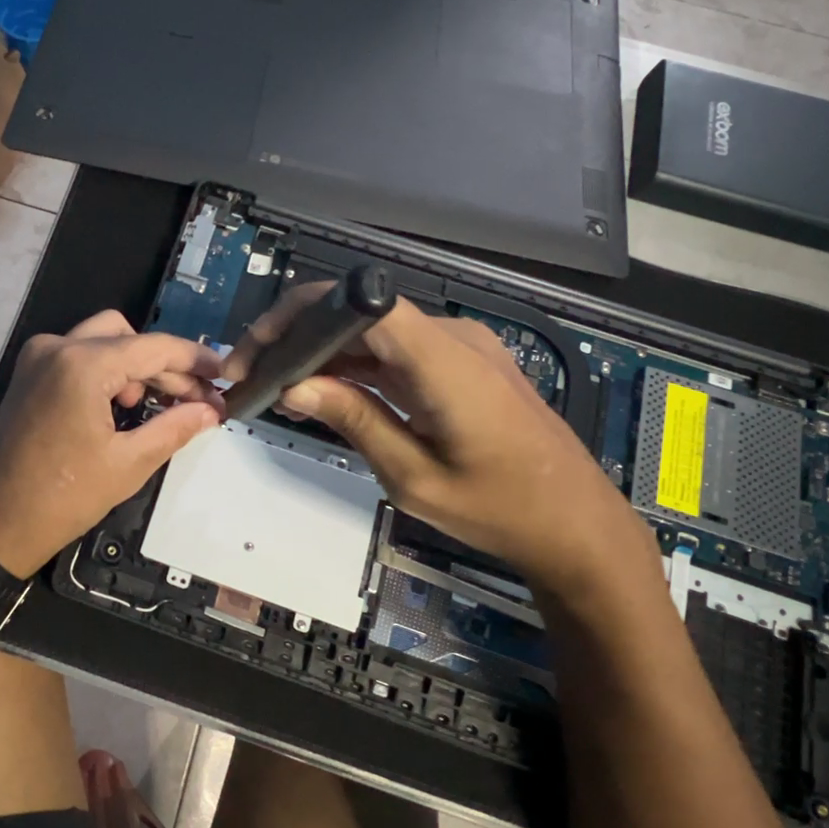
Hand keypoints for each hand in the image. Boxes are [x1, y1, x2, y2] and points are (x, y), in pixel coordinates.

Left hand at [0, 311, 224, 577]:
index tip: (223, 372)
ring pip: (102, 341)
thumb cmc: (63, 498)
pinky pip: (78, 357)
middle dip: (165, 365)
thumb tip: (210, 411)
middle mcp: (57, 347)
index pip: (152, 348)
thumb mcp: (128, 464)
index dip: (193, 359)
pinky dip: (107, 372)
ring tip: (163, 405)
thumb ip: (173, 428)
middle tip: (198, 398)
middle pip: (127, 336)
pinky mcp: (29, 375)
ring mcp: (38, 358)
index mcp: (82, 365)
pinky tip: (126, 406)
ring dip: (136, 366)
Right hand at [224, 284, 652, 588]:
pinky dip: (354, 367)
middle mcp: (453, 338)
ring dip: (321, 355)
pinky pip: (396, 351)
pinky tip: (320, 393)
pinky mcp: (463, 364)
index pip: (360, 303)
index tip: (257, 352)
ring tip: (272, 389)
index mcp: (443, 361)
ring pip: (373, 332)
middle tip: (250, 377)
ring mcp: (461, 348)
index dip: (299, 314)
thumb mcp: (413, 477)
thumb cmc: (500, 509)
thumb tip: (293, 387)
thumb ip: (354, 421)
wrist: (578, 524)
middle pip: (359, 313)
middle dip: (297, 337)